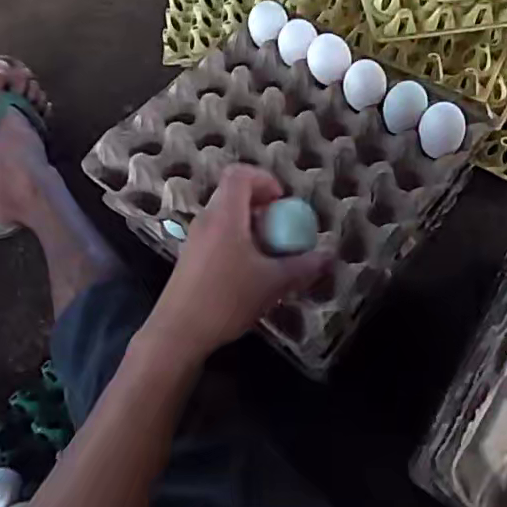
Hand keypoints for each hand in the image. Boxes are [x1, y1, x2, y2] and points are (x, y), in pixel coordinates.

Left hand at [141, 165, 331, 357]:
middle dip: (261, 205)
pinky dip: (237, 241)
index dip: (264, 179)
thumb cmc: (226, 299)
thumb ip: (303, 266)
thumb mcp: (272, 283)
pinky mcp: (190, 258)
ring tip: (269, 252)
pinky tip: (249, 272)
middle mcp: (207, 220)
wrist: (178, 332)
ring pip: (225, 216)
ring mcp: (195, 239)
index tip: (283, 202)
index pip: (240, 174)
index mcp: (225, 215)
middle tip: (281, 228)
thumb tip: (328, 256)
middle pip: (233, 194)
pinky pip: (217, 235)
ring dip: (250, 226)